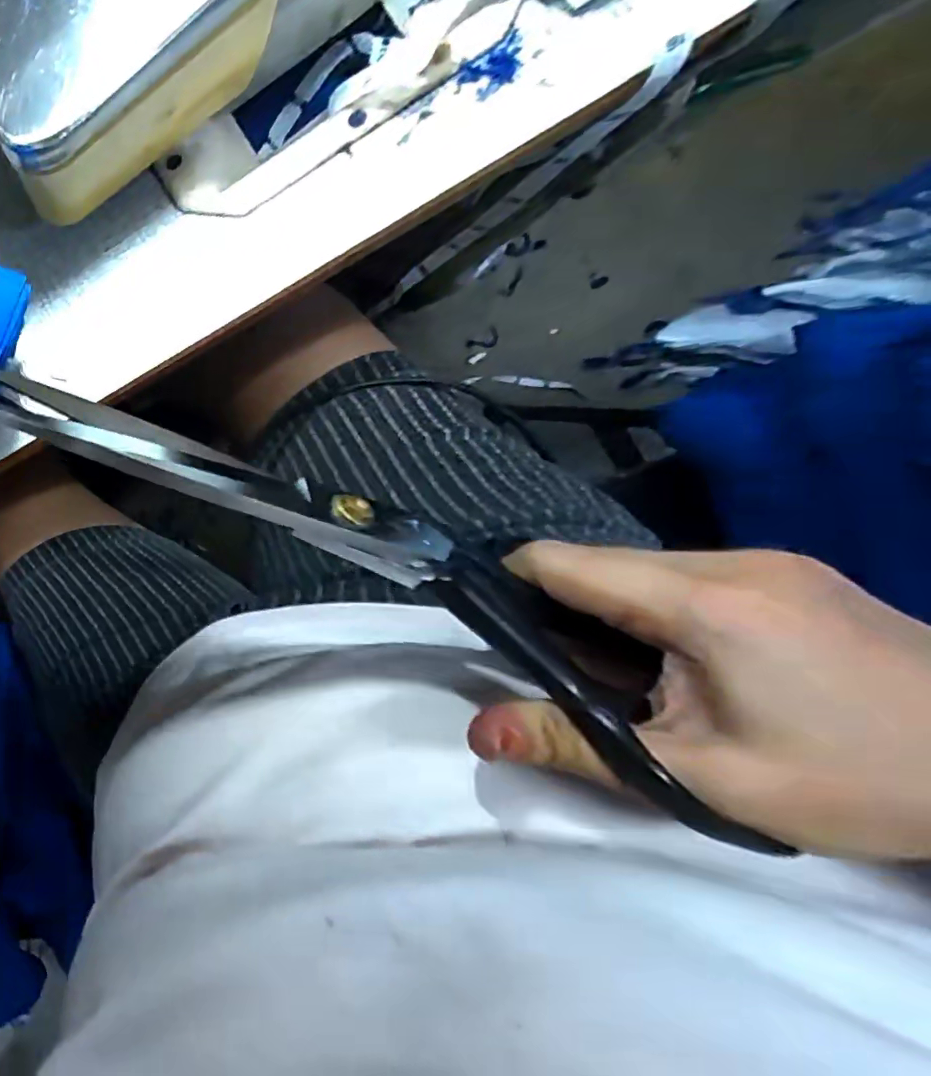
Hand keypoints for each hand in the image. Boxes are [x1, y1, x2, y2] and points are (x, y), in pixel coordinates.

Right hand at [468, 543, 930, 859]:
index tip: (494, 630)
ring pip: (636, 567)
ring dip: (605, 608)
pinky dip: (650, 607)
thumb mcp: (703, 777)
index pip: (559, 560)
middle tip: (568, 673)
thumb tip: (478, 732)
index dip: (508, 585)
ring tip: (628, 674)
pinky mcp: (792, 574)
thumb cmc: (863, 780)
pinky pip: (681, 574)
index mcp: (705, 601)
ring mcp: (771, 562)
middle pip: (595, 561)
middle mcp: (732, 562)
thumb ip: (576, 743)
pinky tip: (680, 658)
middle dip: (557, 606)